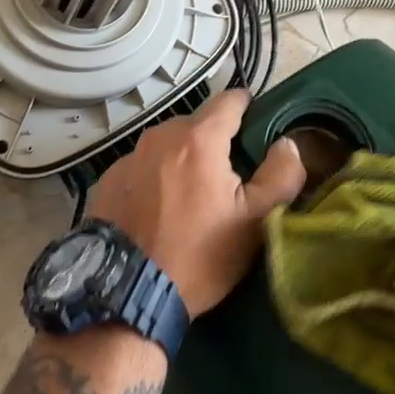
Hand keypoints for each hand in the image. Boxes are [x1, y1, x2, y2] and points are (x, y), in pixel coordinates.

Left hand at [87, 89, 306, 315]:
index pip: (229, 100)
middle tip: (227, 175)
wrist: (125, 293)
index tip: (256, 119)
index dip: (247, 106)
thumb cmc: (198, 255)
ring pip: (166, 145)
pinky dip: (153, 178)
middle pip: (196, 124)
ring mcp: (128, 157)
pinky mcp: (106, 181)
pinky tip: (157, 209)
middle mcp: (160, 136)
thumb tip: (288, 143)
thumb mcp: (255, 223)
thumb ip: (280, 176)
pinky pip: (140, 167)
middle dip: (214, 140)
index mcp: (198, 139)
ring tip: (191, 194)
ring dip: (182, 158)